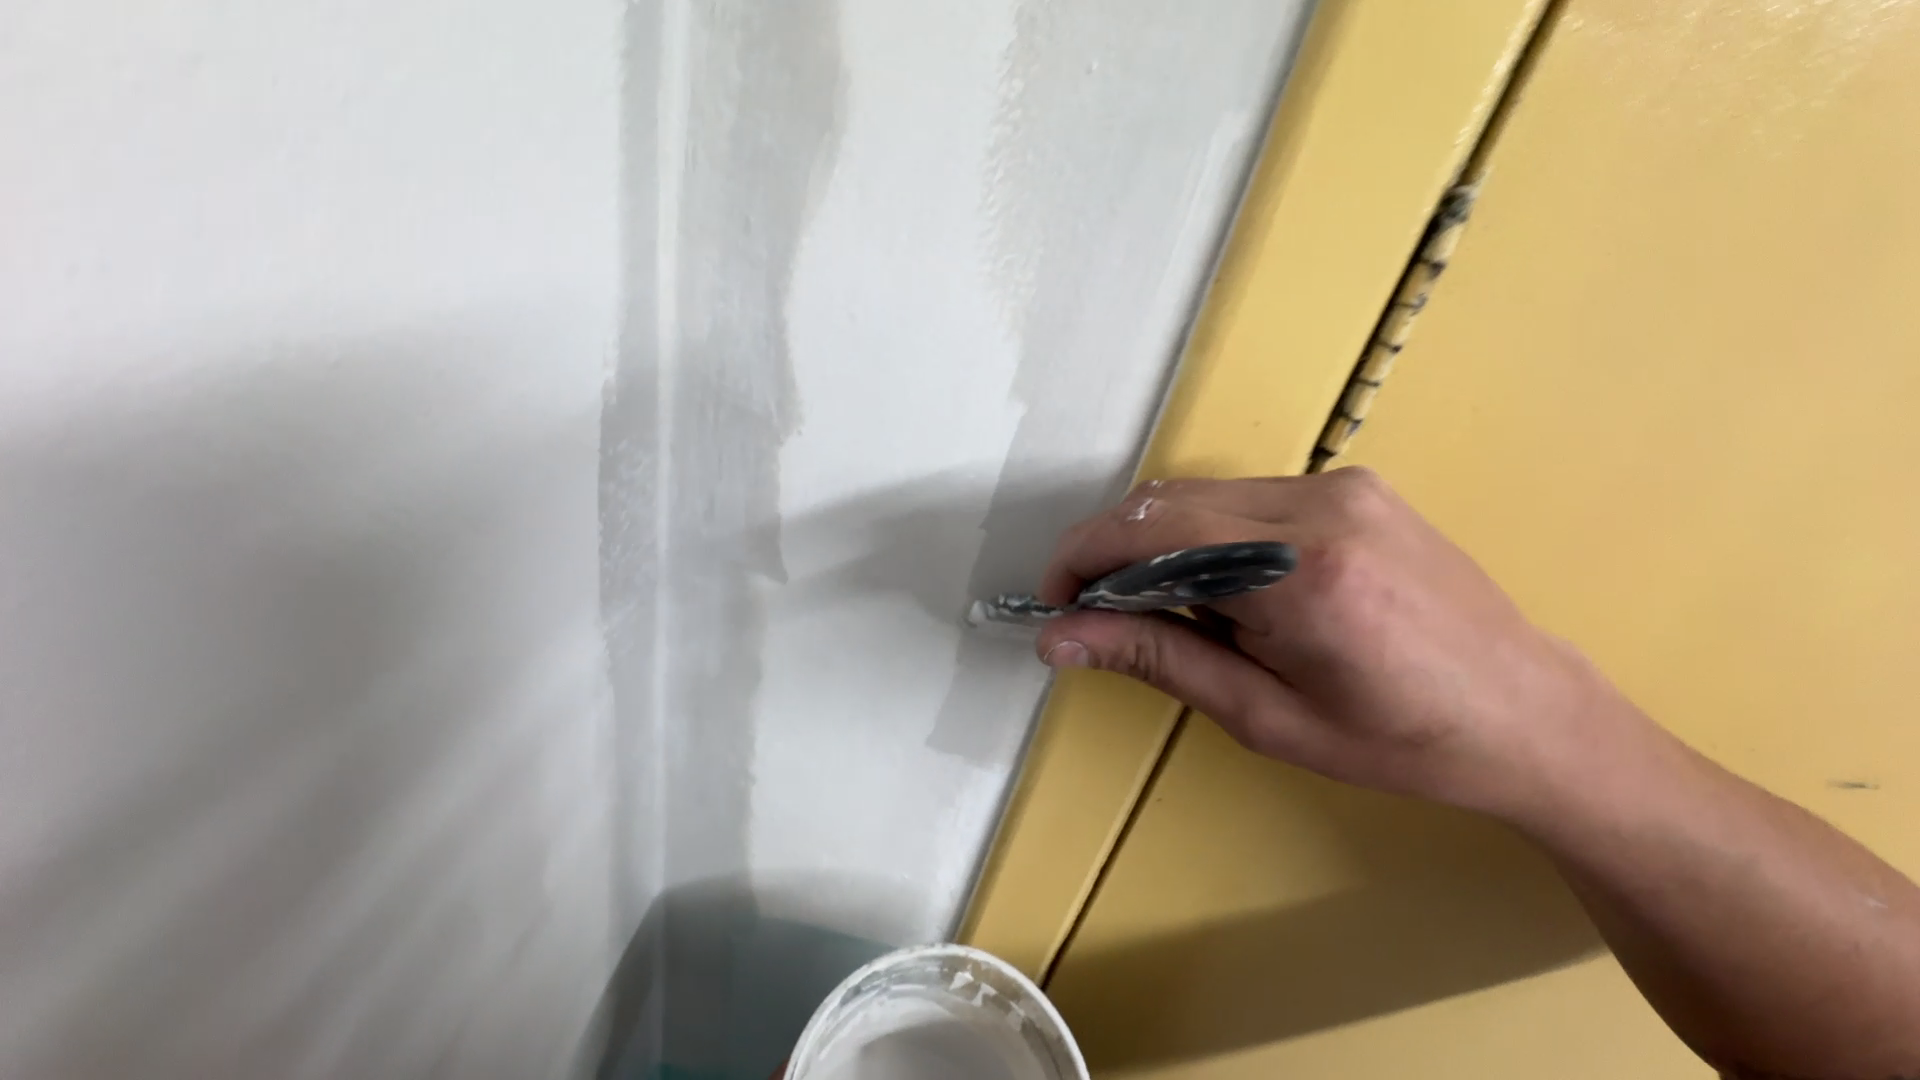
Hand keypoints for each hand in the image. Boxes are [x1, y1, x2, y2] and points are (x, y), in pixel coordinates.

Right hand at [1035, 468, 1637, 818]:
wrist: (1531, 715)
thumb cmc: (1399, 741)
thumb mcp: (1265, 716)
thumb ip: (1157, 660)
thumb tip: (1062, 637)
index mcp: (1305, 573)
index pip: (1155, 531)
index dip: (1084, 557)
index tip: (1056, 602)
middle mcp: (1324, 506)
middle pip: (1169, 500)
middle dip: (1110, 549)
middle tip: (1091, 610)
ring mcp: (1344, 486)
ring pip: (1202, 494)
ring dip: (1155, 543)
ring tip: (1154, 608)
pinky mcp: (1354, 486)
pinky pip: (1244, 497)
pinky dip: (1202, 534)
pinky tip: (1214, 587)